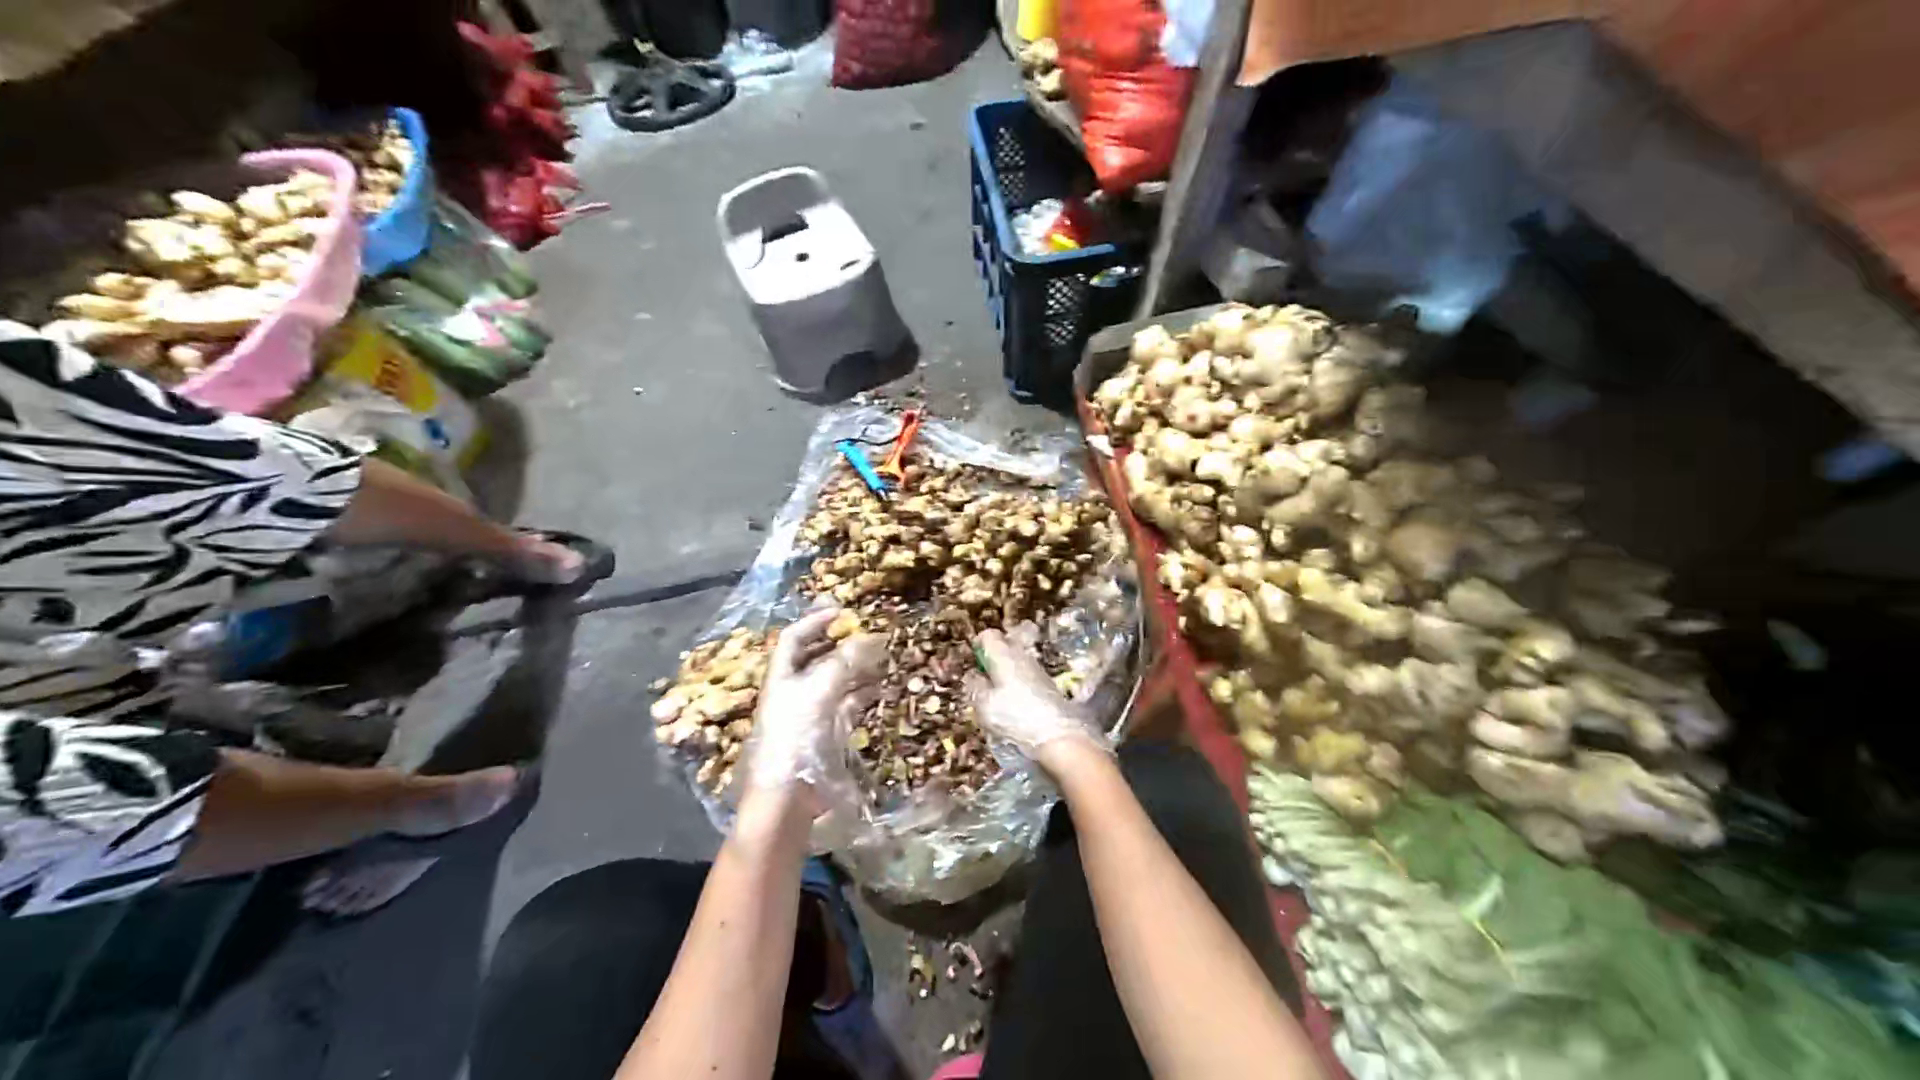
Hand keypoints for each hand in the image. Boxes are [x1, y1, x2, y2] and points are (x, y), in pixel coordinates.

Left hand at [743, 608, 883, 798]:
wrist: (790, 793)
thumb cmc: (796, 733)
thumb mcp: (819, 689)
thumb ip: (844, 661)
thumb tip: (871, 638)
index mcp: (782, 675)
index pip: (794, 638)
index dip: (815, 621)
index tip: (842, 611)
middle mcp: (795, 689)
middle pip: (816, 657)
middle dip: (840, 643)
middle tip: (867, 632)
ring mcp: (811, 711)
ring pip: (835, 680)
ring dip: (856, 667)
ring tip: (881, 656)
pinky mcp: (827, 732)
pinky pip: (847, 703)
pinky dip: (863, 692)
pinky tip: (879, 686)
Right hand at [966, 627, 1111, 772]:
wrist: (1057, 736)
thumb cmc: (1014, 717)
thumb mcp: (983, 704)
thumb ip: (975, 685)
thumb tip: (974, 674)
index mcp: (1004, 655)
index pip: (988, 636)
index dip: (978, 647)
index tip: (975, 665)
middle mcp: (1022, 656)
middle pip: (1005, 646)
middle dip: (993, 659)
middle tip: (985, 681)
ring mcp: (1037, 669)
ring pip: (1017, 662)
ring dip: (1006, 673)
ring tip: (998, 697)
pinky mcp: (1048, 685)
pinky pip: (1026, 676)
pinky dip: (1018, 684)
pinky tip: (1015, 705)